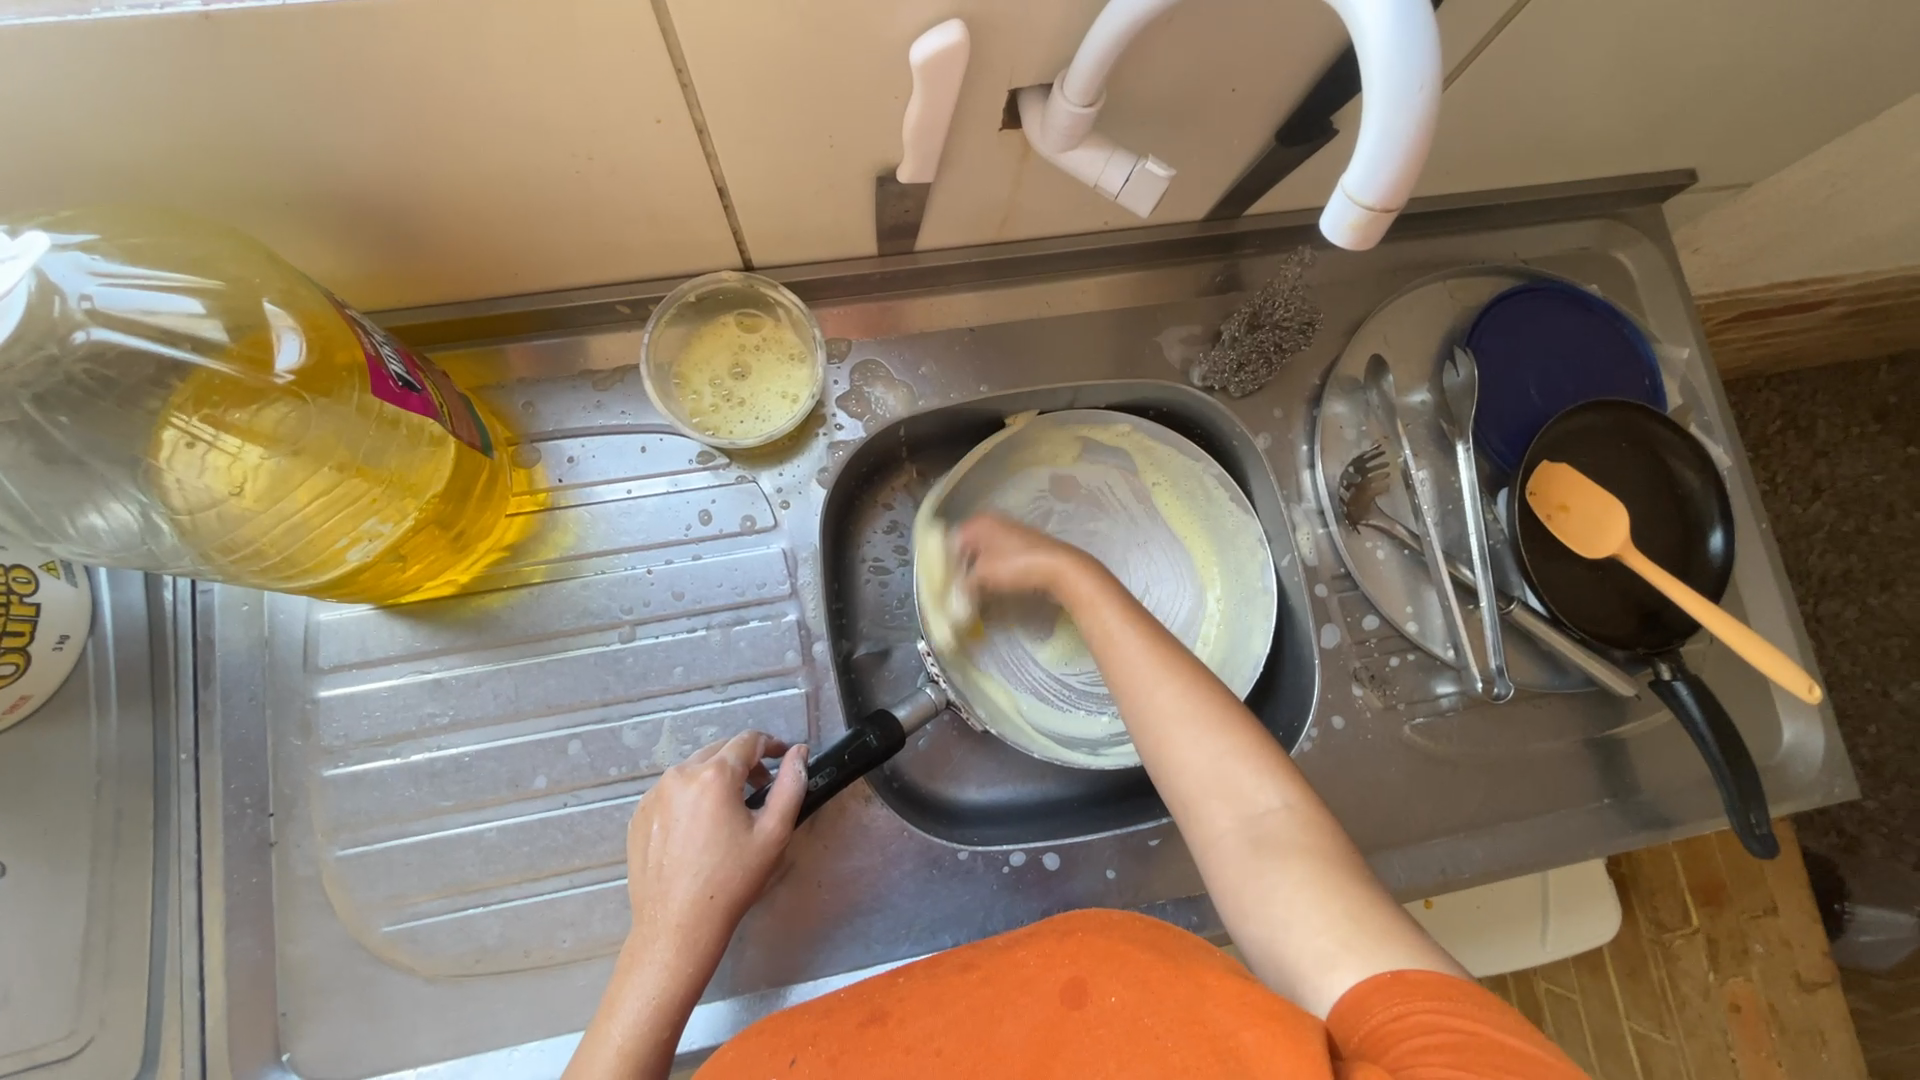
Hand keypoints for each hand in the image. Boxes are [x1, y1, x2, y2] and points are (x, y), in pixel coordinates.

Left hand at [624, 731, 806, 955]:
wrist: (677, 927)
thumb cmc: (731, 880)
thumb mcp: (774, 833)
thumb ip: (792, 784)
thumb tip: (798, 752)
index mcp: (714, 775)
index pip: (748, 740)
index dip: (771, 745)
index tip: (784, 757)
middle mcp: (679, 775)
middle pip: (719, 750)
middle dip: (744, 762)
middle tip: (761, 788)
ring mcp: (653, 795)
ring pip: (694, 769)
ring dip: (716, 778)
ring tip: (730, 811)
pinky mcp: (638, 815)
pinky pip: (671, 792)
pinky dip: (691, 797)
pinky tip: (700, 829)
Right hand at [953, 514, 1102, 600]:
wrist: (1060, 568)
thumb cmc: (1016, 565)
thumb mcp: (982, 576)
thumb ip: (963, 584)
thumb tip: (953, 595)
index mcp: (978, 522)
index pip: (949, 541)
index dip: (943, 563)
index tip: (941, 583)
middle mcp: (992, 521)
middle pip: (966, 547)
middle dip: (960, 568)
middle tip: (954, 589)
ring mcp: (1009, 532)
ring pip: (983, 553)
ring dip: (977, 571)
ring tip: (971, 591)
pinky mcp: (1023, 545)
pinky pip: (999, 557)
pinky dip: (993, 571)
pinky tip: (991, 586)